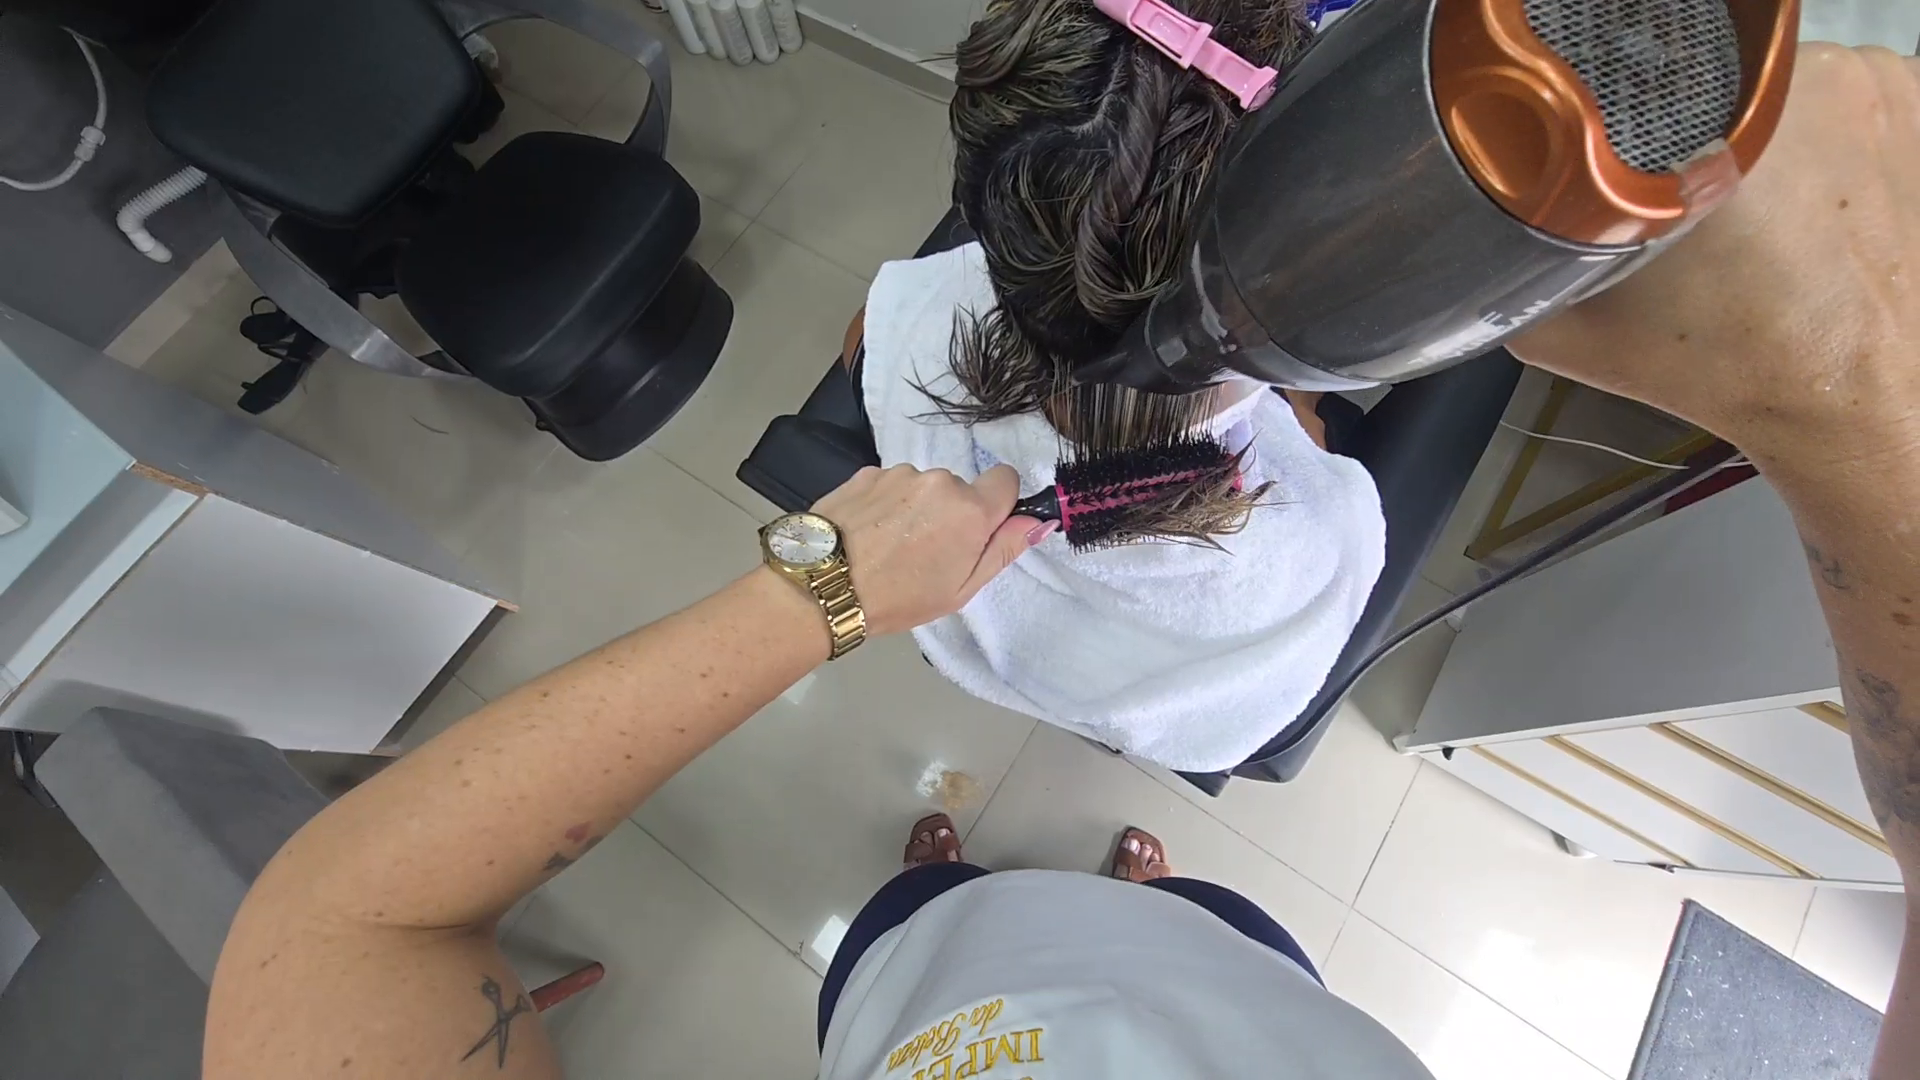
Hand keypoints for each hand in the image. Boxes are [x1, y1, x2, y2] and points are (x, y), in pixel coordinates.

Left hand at [812, 464, 1043, 636]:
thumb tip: (1039, 519)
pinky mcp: (866, 473)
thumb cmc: (899, 597)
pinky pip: (890, 485)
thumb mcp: (962, 588)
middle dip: (951, 513)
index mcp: (970, 510)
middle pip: (960, 488)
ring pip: (923, 487)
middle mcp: (939, 481)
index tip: (977, 530)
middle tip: (925, 552)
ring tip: (890, 546)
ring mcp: (899, 474)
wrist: (824, 587)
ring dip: (916, 509)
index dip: (997, 504)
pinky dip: (886, 505)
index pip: (1006, 479)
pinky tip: (869, 533)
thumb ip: (1004, 549)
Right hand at [1513, 44, 1919, 474]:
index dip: (1577, 121)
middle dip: (1650, 130)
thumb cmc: (1709, 362)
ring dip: (1720, 126)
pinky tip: (1773, 193)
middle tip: (1634, 196)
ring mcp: (1872, 81)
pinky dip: (1788, 128)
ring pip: (1751, 82)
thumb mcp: (1560, 333)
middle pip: (1682, 80)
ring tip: (1707, 199)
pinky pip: (1819, 89)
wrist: (1847, 386)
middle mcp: (1801, 88)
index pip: (1610, 87)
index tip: (1566, 167)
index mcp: (1708, 141)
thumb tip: (1481, 247)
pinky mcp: (1914, 93)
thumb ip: (1511, 283)